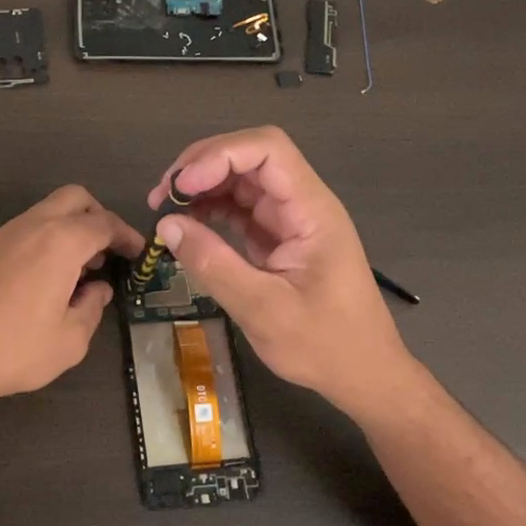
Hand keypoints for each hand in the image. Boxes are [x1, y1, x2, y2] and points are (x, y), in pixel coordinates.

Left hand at [0, 184, 144, 435]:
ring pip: (47, 211)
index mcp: (61, 241)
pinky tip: (46, 278)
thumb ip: (92, 308)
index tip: (138, 253)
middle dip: (98, 217)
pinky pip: (26, 229)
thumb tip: (98, 289)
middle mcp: (33, 226)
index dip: (127, 236)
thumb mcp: (69, 340)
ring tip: (80, 270)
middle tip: (109, 252)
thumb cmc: (14, 349)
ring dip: (70, 228)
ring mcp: (4, 234)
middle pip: (75, 198)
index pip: (105, 223)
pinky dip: (46, 239)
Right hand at [146, 126, 412, 411]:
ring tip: (164, 209)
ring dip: (202, 186)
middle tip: (161, 196)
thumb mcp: (263, 310)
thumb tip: (166, 225)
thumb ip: (214, 265)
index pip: (267, 150)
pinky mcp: (279, 237)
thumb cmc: (324, 345)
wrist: (364, 375)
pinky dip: (210, 209)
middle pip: (250, 157)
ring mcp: (291, 220)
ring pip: (242, 179)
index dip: (219, 156)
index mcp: (312, 211)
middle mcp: (302, 204)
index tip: (180, 187)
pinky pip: (241, 207)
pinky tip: (186, 225)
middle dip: (202, 166)